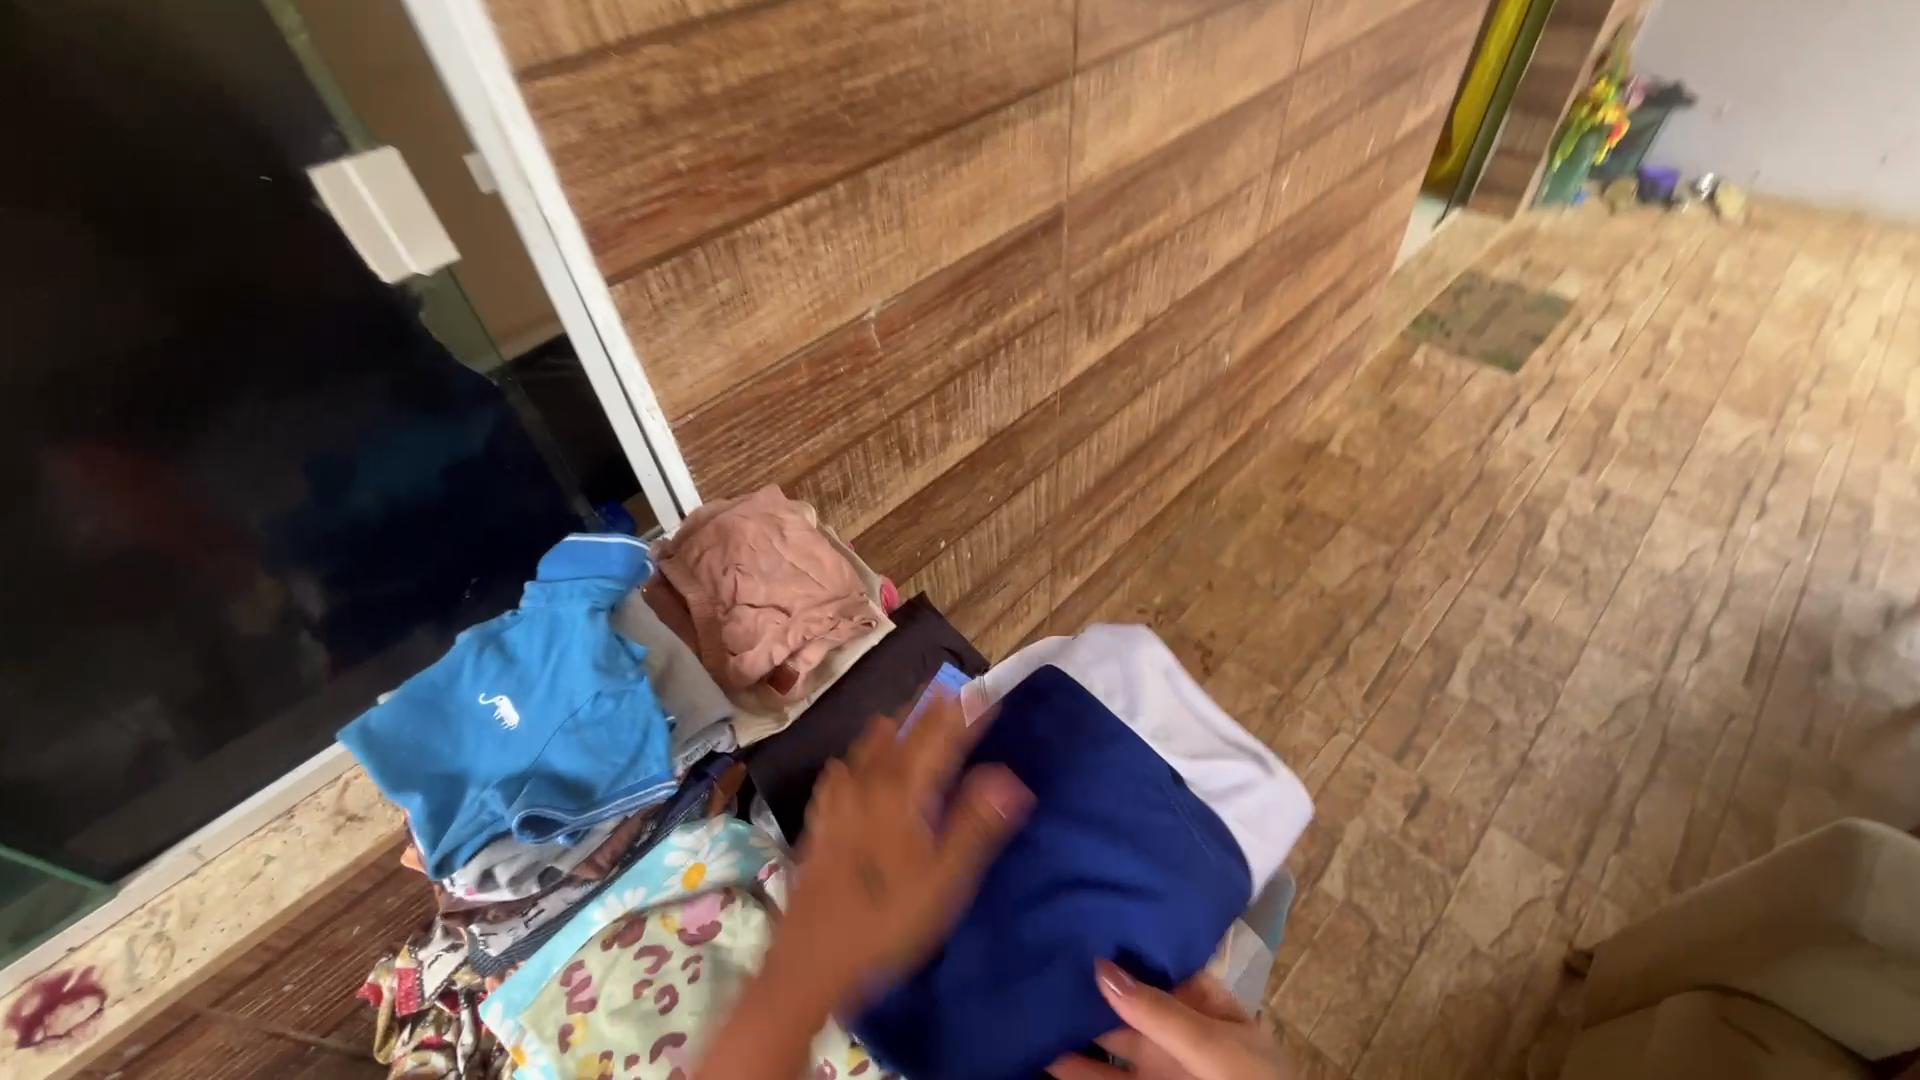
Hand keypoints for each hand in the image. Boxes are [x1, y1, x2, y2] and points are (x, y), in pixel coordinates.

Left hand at [772, 694, 1034, 1003]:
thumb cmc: (887, 921)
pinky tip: (848, 764)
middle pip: (901, 734)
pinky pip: (837, 777)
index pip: (939, 739)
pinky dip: (852, 760)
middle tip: (949, 689)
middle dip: (928, 708)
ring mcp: (839, 804)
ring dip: (892, 725)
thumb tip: (1010, 777)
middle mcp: (870, 787)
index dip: (964, 713)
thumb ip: (976, 824)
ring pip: (867, 749)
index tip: (987, 693)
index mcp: (905, 794)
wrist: (811, 961)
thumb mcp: (945, 879)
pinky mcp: (820, 826)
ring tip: (906, 712)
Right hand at [1047, 962, 1292, 1079]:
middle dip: (1088, 982)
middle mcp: (1177, 1033)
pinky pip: (1101, 1079)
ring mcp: (1158, 1070)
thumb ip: (1161, 1012)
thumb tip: (1101, 966)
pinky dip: (1071, 1068)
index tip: (1079, 917)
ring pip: (1106, 1040)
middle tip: (1039, 953)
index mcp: (1207, 1006)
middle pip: (1125, 1001)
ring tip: (1028, 998)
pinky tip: (1039, 1052)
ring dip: (1071, 1025)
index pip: (1159, 963)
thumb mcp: (1219, 1048)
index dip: (1123, 943)